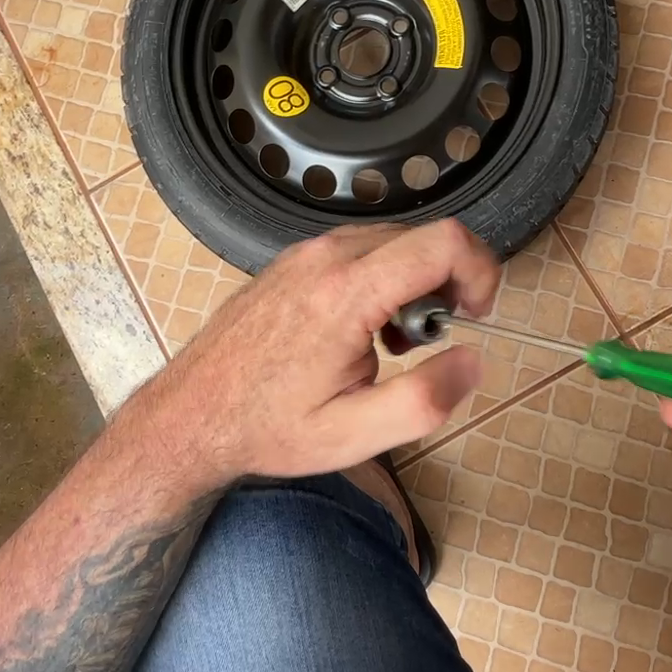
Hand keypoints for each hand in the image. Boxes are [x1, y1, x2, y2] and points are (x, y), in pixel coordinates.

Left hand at [127, 220, 500, 488]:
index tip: (475, 315)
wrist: (190, 416)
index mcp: (347, 292)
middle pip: (424, 237)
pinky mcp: (294, 260)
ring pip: (394, 241)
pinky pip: (360, 249)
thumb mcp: (355, 434)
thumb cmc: (268, 428)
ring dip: (415, 284)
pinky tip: (361, 330)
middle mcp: (327, 256)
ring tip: (391, 344)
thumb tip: (472, 358)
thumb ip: (426, 399)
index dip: (481, 271)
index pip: (444, 242)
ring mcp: (306, 252)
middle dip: (448, 284)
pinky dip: (383, 279)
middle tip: (426, 343)